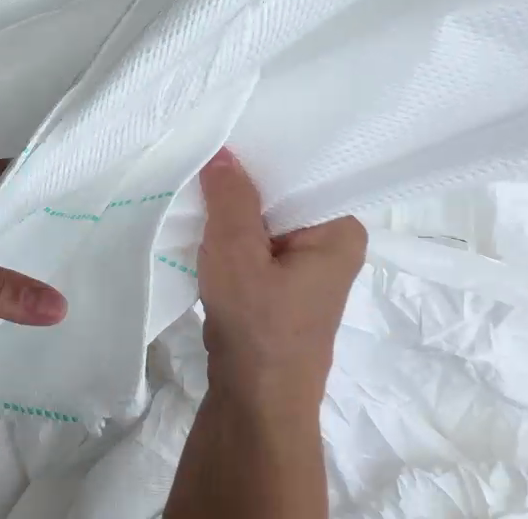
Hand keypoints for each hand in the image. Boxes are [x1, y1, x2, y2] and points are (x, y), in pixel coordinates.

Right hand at [196, 148, 365, 415]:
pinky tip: (194, 222)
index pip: (300, 175)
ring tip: (188, 185)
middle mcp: (329, 243)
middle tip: (194, 158)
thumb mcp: (235, 250)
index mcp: (339, 232)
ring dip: (225, 209)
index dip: (258, 157)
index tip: (218, 138)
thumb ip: (231, 197)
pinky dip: (224, 232)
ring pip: (260, 218)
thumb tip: (224, 151)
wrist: (256, 389)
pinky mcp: (278, 280)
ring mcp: (303, 263)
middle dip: (237, 183)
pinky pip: (251, 239)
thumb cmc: (258, 320)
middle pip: (278, 195)